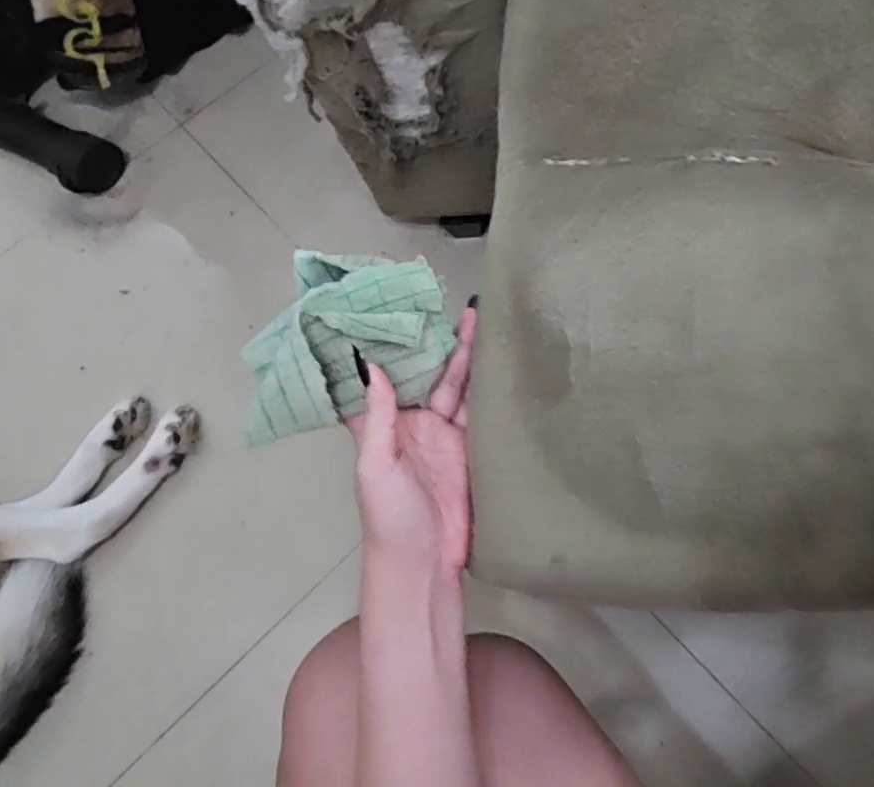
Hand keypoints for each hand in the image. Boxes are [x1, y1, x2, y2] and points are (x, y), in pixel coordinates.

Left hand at [346, 306, 478, 573]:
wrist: (425, 565)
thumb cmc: (389, 518)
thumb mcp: (375, 468)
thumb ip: (377, 418)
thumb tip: (371, 364)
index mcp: (386, 422)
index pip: (390, 374)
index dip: (399, 344)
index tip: (408, 309)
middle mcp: (416, 421)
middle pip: (433, 373)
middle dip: (445, 342)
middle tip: (462, 307)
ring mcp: (446, 434)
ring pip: (460, 386)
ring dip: (471, 358)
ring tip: (486, 323)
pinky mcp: (472, 448)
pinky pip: (481, 411)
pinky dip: (490, 388)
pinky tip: (501, 363)